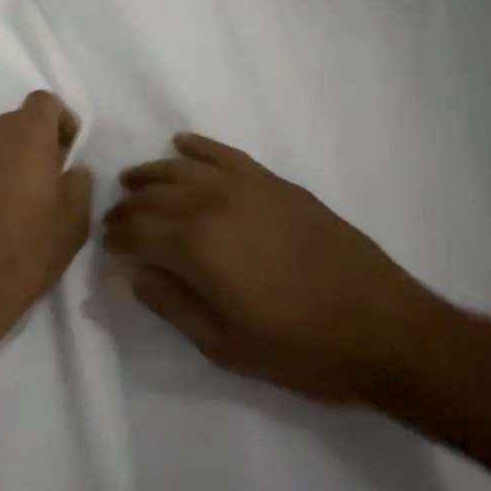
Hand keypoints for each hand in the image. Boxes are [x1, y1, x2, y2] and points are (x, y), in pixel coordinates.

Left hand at [0, 91, 93, 336]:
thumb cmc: (31, 245)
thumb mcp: (76, 217)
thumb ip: (80, 182)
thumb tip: (72, 169)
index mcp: (25, 132)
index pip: (44, 101)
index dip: (62, 120)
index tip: (70, 152)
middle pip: (20, 120)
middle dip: (40, 140)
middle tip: (55, 177)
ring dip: (16, 156)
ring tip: (30, 197)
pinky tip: (5, 210)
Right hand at [103, 133, 448, 404]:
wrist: (384, 330)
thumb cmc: (299, 347)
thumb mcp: (223, 344)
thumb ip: (169, 304)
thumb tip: (130, 273)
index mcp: (194, 246)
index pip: (135, 231)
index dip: (114, 238)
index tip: (105, 246)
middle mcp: (210, 204)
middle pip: (153, 197)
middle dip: (127, 208)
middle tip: (115, 220)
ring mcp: (245, 188)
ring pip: (181, 169)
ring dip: (151, 174)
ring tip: (134, 183)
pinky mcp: (274, 183)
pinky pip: (225, 154)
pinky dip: (199, 146)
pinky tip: (182, 143)